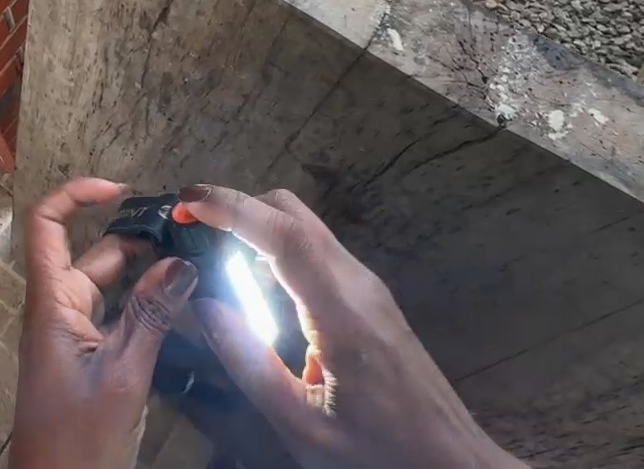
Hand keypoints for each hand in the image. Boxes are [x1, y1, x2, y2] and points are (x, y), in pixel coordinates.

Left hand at [11, 178, 199, 468]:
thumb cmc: (78, 438)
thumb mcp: (122, 374)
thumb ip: (151, 317)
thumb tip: (181, 262)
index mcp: (51, 301)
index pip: (46, 224)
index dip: (75, 195)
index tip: (119, 190)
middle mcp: (58, 305)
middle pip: (92, 252)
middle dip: (134, 237)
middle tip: (185, 234)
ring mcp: (72, 329)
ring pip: (107, 282)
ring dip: (143, 270)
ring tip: (189, 258)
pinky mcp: (86, 352)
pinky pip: (113, 311)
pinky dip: (142, 300)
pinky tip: (176, 299)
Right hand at [180, 185, 524, 468]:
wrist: (457, 468)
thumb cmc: (379, 454)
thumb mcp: (303, 425)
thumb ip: (248, 361)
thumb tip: (201, 303)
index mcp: (340, 311)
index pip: (282, 234)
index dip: (231, 207)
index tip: (186, 201)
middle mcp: (355, 281)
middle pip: (290, 211)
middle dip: (234, 204)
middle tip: (190, 226)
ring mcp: (365, 282)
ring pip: (300, 223)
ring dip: (253, 223)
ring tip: (213, 251)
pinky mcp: (366, 292)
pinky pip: (311, 248)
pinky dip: (273, 245)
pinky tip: (255, 283)